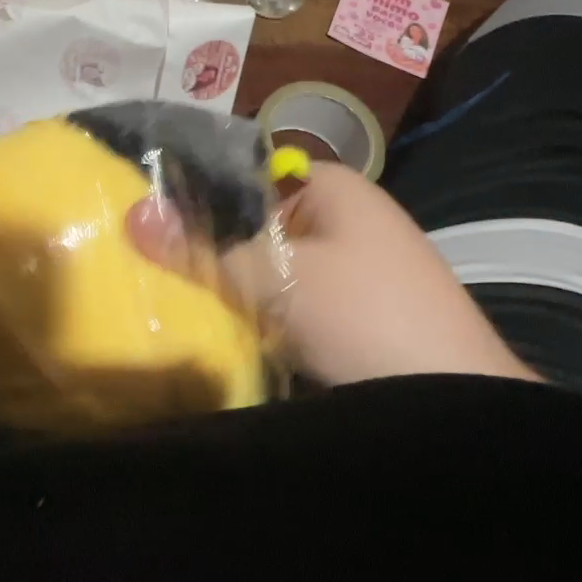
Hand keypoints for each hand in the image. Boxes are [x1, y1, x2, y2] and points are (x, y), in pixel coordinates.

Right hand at [128, 162, 536, 387]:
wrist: (449, 403)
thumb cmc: (363, 315)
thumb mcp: (274, 277)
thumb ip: (203, 250)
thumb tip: (132, 217)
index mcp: (336, 191)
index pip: (252, 178)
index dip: (202, 199)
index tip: (152, 228)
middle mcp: (347, 227)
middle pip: (258, 233)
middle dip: (212, 256)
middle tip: (152, 276)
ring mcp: (354, 281)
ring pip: (272, 281)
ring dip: (235, 299)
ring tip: (177, 312)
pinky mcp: (353, 328)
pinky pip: (290, 318)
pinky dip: (262, 330)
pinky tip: (226, 345)